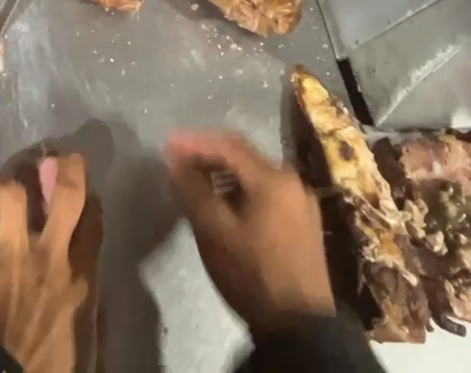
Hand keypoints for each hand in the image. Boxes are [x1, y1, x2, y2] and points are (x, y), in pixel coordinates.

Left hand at [0, 154, 102, 372]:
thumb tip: (88, 284)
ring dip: (5, 186)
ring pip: (11, 193)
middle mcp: (47, 253)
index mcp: (79, 276)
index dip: (91, 199)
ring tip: (1, 188)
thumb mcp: (85, 342)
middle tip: (57, 157)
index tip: (86, 192)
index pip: (93, 220)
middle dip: (66, 167)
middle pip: (65, 192)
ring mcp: (9, 252)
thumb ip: (88, 304)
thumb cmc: (48, 368)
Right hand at [164, 130, 333, 338]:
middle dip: (207, 155)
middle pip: (242, 155)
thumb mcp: (214, 231)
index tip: (166, 146)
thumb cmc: (252, 274)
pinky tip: (222, 203)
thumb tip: (172, 159)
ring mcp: (302, 202)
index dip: (193, 142)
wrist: (300, 328)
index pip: (227, 145)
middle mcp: (292, 181)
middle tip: (178, 162)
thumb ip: (191, 189)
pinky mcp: (303, 222)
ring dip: (223, 172)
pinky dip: (240, 188)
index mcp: (273, 179)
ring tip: (195, 183)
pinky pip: (265, 190)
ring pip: (254, 173)